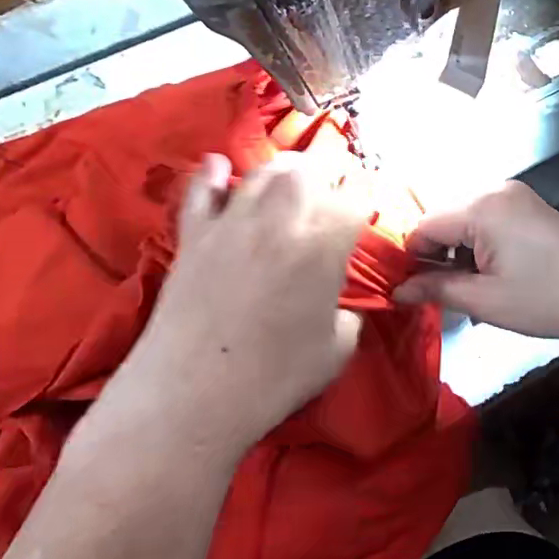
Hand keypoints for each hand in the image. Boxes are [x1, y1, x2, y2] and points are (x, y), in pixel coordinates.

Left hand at [112, 152, 368, 451]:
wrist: (193, 391)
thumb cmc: (275, 376)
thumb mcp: (337, 350)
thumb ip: (350, 313)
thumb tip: (344, 301)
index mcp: (324, 242)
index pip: (356, 199)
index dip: (365, 202)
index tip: (366, 215)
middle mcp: (280, 218)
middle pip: (309, 170)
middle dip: (328, 175)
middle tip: (332, 196)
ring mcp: (232, 221)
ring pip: (262, 172)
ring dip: (283, 172)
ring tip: (291, 184)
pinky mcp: (193, 234)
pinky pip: (201, 190)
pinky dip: (213, 175)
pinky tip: (220, 167)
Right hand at [393, 181, 558, 342]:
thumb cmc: (547, 299)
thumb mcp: (485, 300)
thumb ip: (435, 289)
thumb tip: (396, 291)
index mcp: (481, 208)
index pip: (424, 227)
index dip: (411, 259)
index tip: (410, 290)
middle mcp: (494, 190)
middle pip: (443, 220)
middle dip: (434, 255)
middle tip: (441, 293)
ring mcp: (513, 195)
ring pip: (463, 221)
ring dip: (456, 252)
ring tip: (469, 287)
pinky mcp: (526, 205)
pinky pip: (485, 219)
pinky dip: (476, 244)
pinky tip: (488, 272)